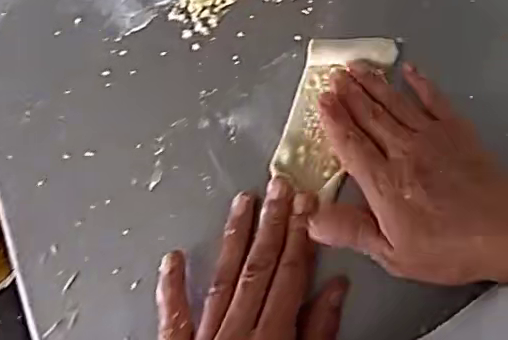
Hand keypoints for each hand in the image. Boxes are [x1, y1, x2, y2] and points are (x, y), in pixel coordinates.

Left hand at [159, 177, 347, 339]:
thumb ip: (318, 335)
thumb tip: (336, 288)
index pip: (289, 276)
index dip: (300, 235)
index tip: (307, 201)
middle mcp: (237, 334)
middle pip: (259, 268)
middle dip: (272, 223)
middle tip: (280, 184)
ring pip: (223, 280)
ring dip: (234, 238)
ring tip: (243, 200)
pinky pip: (172, 321)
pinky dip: (171, 289)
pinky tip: (172, 258)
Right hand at [307, 62, 507, 285]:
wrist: (501, 225)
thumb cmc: (447, 247)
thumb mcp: (395, 254)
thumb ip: (353, 231)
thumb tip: (312, 217)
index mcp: (384, 182)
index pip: (351, 144)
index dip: (334, 121)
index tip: (321, 100)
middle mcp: (402, 149)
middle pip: (370, 116)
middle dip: (349, 93)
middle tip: (334, 74)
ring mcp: (428, 133)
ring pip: (394, 102)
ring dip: (373, 82)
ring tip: (356, 66)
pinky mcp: (453, 125)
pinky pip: (431, 97)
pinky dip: (418, 81)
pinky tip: (407, 69)